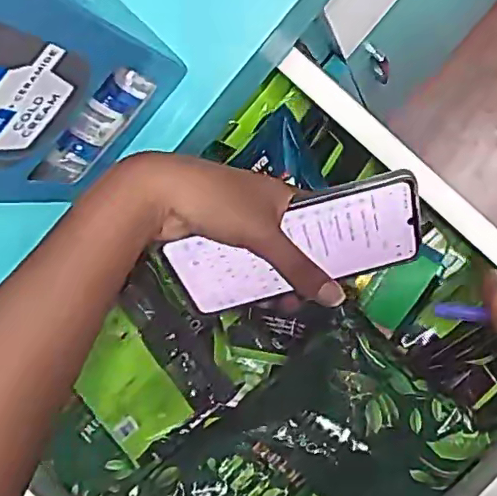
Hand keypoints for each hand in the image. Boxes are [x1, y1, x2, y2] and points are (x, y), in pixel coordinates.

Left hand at [100, 153, 342, 304]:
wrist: (157, 194)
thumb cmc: (214, 198)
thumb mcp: (264, 236)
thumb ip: (298, 267)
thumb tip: (331, 293)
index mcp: (283, 194)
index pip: (320, 219)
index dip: (333, 244)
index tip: (339, 272)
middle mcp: (265, 204)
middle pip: (294, 242)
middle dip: (301, 270)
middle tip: (306, 296)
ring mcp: (240, 218)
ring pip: (268, 253)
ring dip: (275, 276)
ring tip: (281, 301)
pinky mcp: (219, 234)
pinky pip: (244, 259)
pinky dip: (251, 275)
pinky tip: (253, 292)